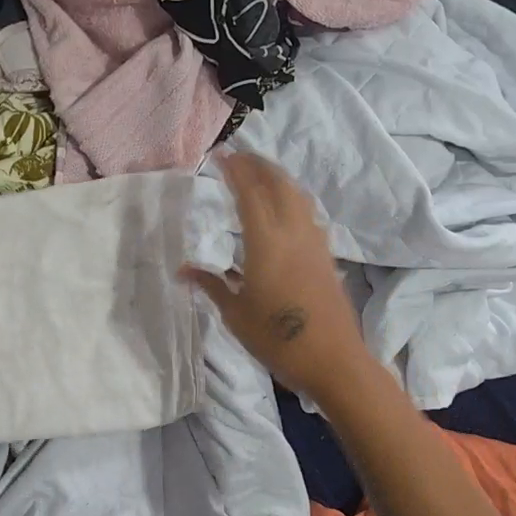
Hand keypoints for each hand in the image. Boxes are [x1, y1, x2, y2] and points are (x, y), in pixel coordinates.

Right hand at [185, 152, 371, 399]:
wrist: (332, 360)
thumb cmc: (276, 338)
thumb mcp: (234, 313)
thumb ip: (211, 285)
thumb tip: (183, 270)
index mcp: (266, 243)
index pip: (250, 194)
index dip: (235, 170)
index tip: (221, 155)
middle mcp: (294, 234)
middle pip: (279, 185)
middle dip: (259, 166)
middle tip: (239, 157)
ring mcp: (314, 243)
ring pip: (298, 197)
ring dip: (278, 179)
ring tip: (260, 174)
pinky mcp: (325, 256)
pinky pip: (307, 214)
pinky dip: (291, 199)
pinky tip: (282, 210)